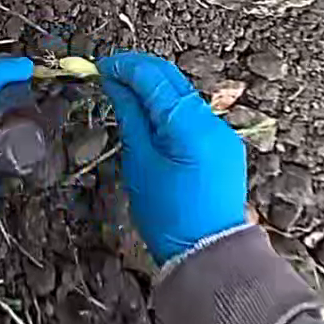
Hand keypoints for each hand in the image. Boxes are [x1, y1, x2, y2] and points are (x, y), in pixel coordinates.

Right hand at [98, 51, 246, 262]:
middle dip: (138, 69)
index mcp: (188, 124)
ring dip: (153, 85)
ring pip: (181, 90)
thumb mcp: (139, 163)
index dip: (124, 66)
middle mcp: (210, 119)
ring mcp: (220, 129)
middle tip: (109, 73)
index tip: (101, 67)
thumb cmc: (169, 216)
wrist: (210, 256)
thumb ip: (129, 115)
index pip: (152, 76)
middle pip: (170, 76)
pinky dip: (169, 103)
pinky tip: (149, 112)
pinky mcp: (223, 141)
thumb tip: (114, 83)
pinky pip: (192, 110)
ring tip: (124, 91)